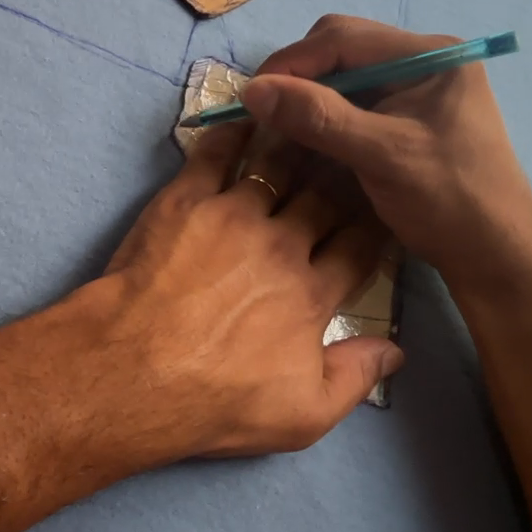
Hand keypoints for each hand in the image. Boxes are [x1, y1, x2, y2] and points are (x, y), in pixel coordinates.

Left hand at [63, 121, 400, 462]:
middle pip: (325, 199)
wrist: (134, 369)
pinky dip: (233, 133)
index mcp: (313, 294)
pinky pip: (215, 155)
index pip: (360, 248)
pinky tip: (247, 116)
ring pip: (276, 167)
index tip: (383, 206)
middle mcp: (282, 244)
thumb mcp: (302, 415)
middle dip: (344, 176)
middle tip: (352, 152)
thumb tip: (397, 351)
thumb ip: (355, 379)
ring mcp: (233, 216)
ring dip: (296, 144)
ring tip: (308, 122)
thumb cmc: (216, 400)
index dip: (376, 225)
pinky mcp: (186, 200)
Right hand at [240, 16, 531, 293]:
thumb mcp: (381, 156)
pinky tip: (309, 139)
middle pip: (341, 49)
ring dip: (309, 97)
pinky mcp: (407, 118)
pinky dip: (324, 115)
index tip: (252, 97)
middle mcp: (422, 62)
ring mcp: (415, 90)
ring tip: (281, 127)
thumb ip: (318, 118)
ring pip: (343, 76)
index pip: (342, 38)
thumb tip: (251, 90)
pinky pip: (353, 101)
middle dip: (300, 76)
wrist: (498, 258)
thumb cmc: (450, 202)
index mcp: (430, 55)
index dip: (291, 62)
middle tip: (267, 113)